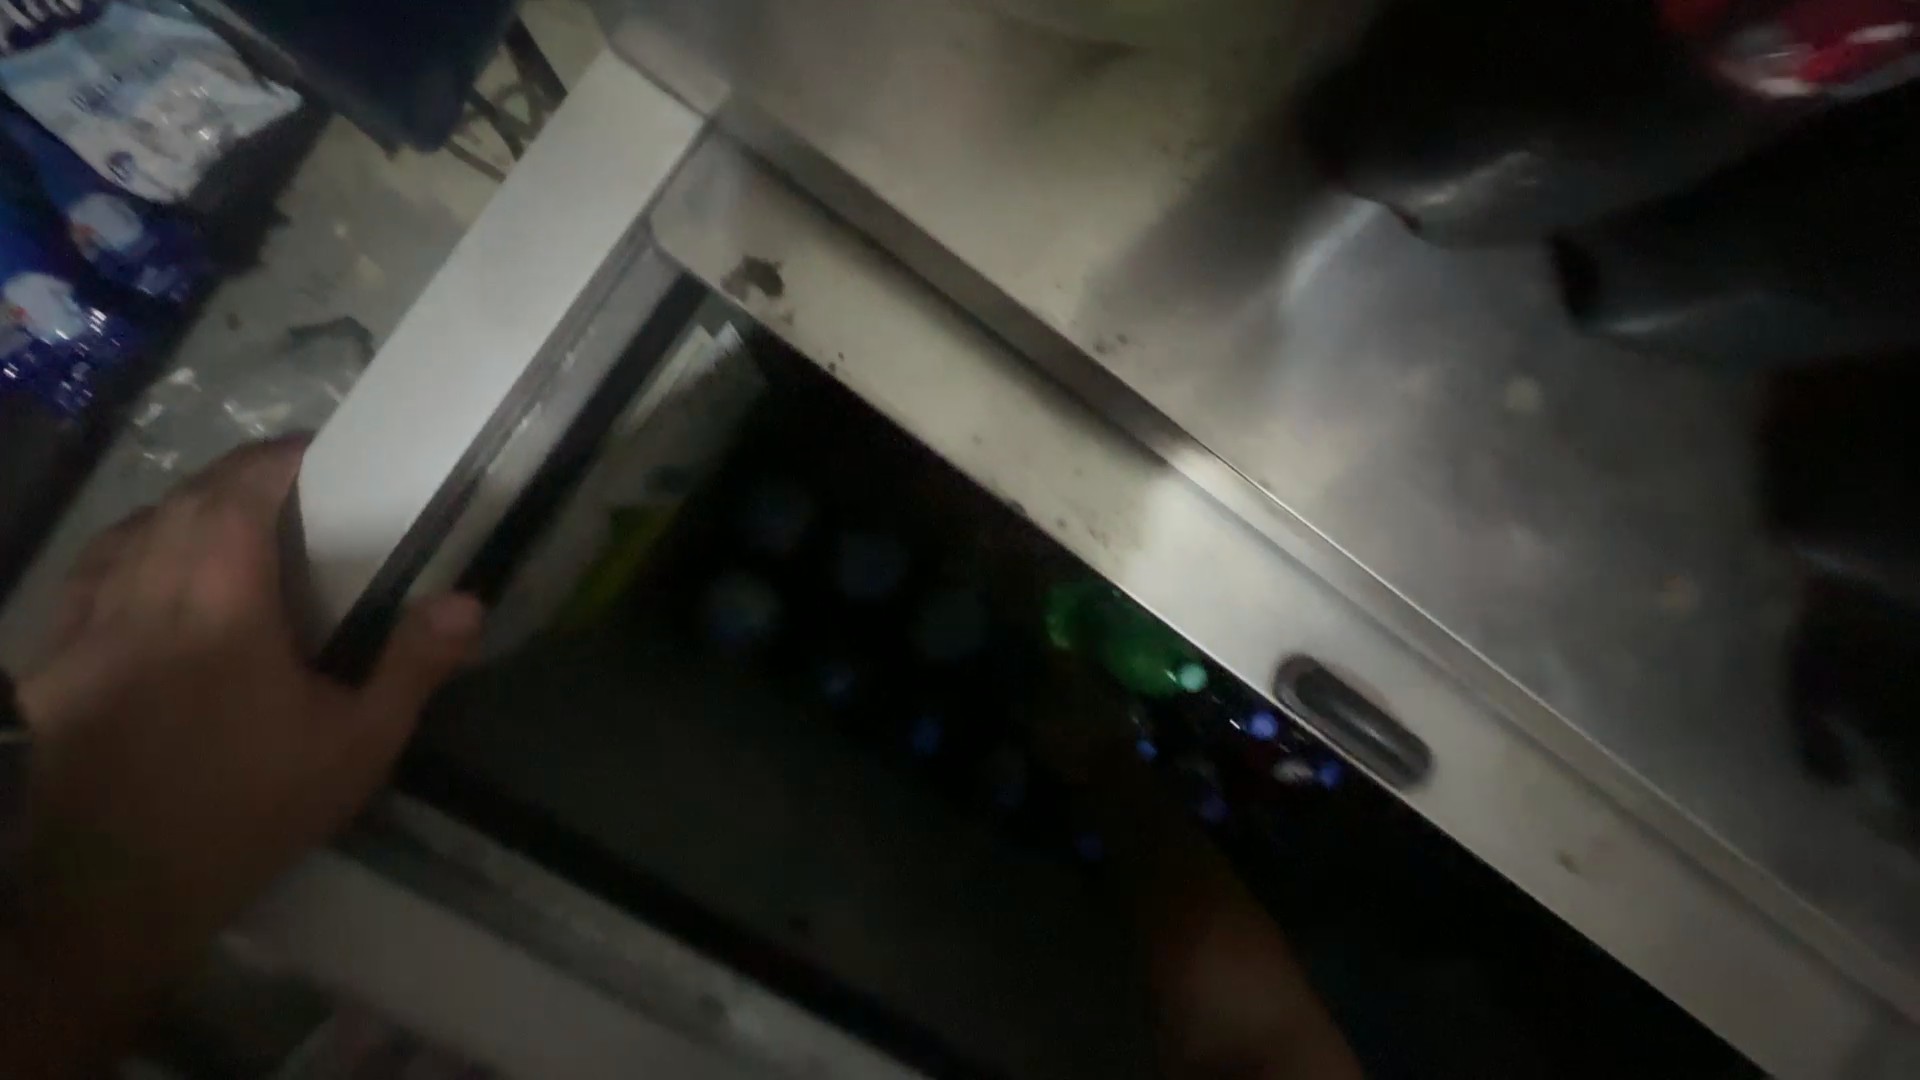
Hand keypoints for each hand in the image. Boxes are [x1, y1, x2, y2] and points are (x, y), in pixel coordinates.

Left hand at [1, 438, 480, 1076]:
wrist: (102, 896)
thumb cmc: (246, 809)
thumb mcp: (359, 744)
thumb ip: (413, 666)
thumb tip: (468, 601)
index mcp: (216, 612)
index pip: (235, 502)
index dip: (274, 463)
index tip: (318, 450)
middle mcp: (138, 606)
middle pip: (177, 508)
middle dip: (234, 478)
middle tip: (292, 480)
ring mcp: (79, 637)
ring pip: (122, 537)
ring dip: (180, 508)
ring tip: (231, 515)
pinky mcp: (47, 672)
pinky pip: (91, 579)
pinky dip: (133, 552)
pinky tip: (157, 575)